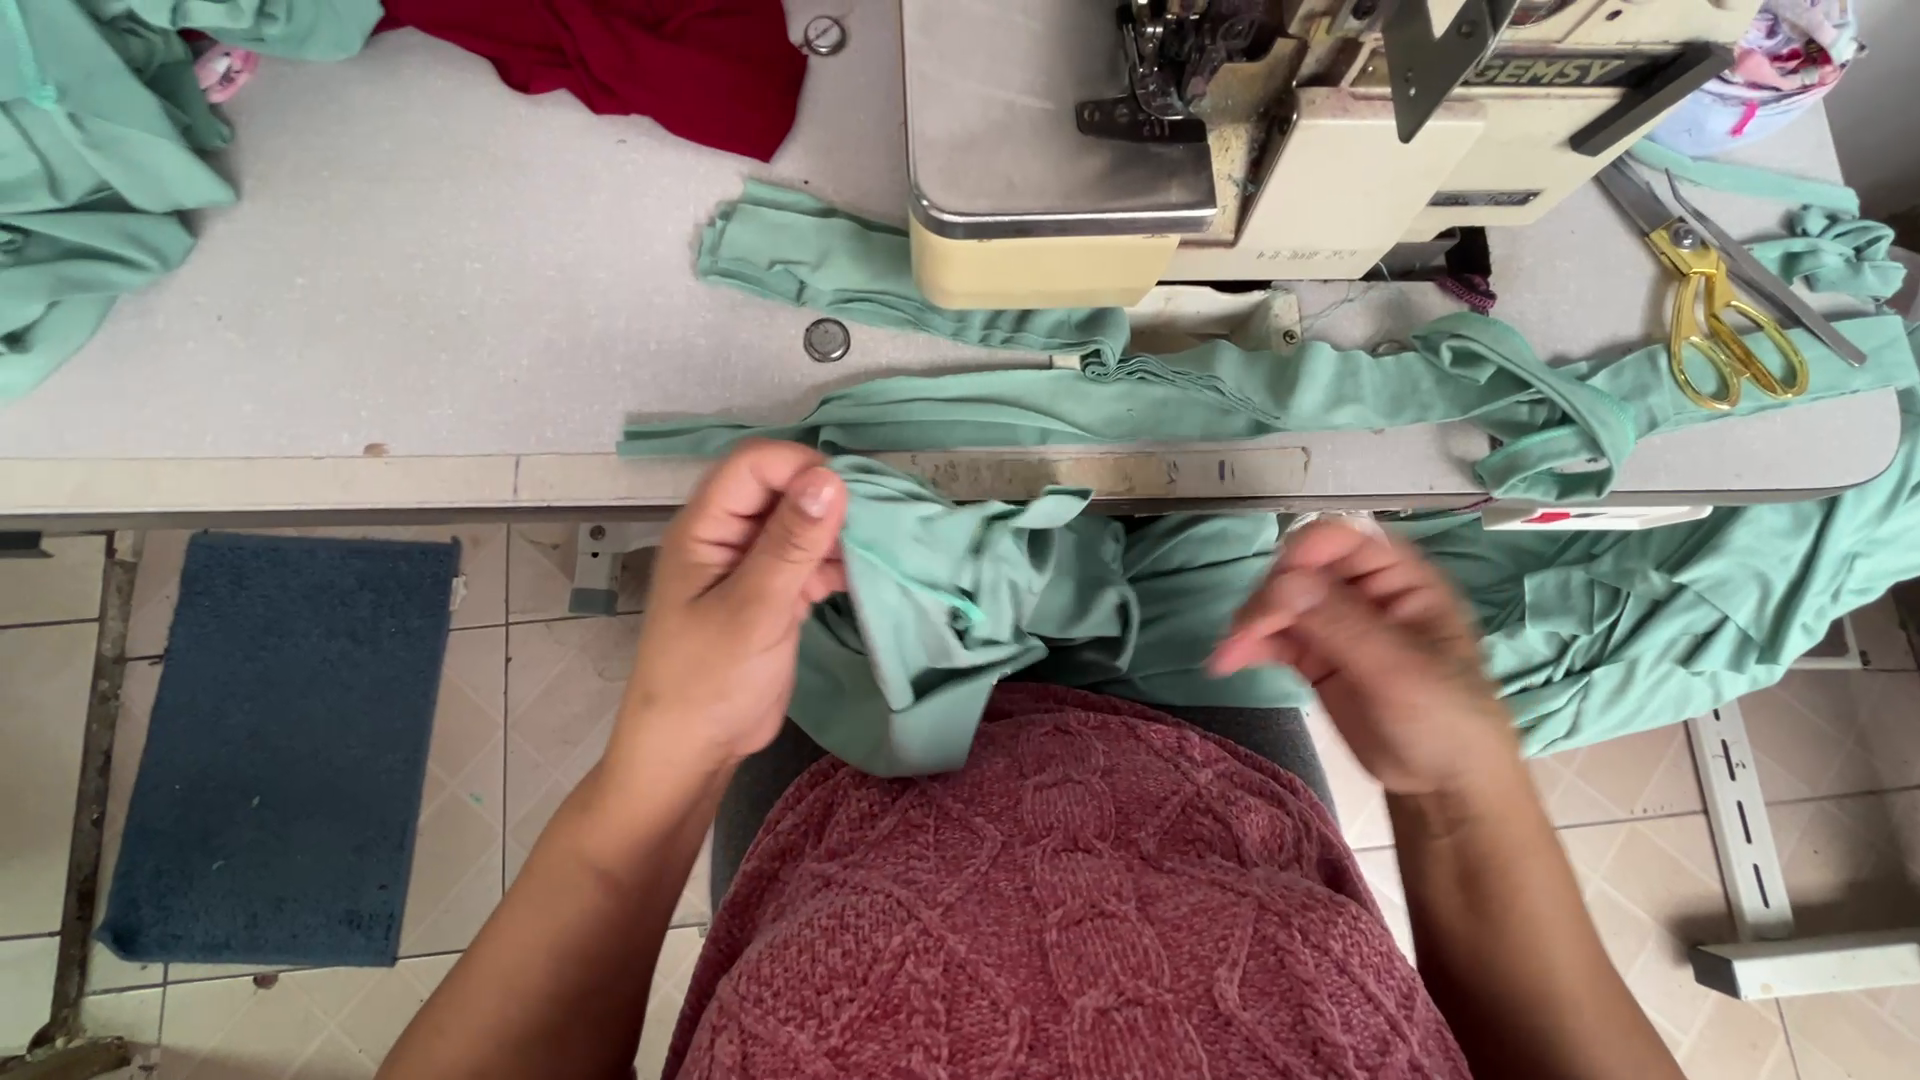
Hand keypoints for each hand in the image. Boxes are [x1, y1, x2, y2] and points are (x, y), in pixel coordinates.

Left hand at [613, 440, 846, 770]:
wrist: (694, 751)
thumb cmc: (707, 680)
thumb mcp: (752, 610)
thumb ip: (791, 544)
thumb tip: (830, 478)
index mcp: (705, 527)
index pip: (754, 465)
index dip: (800, 467)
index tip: (849, 496)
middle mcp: (729, 536)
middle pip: (782, 489)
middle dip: (827, 499)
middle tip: (873, 524)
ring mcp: (753, 566)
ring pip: (803, 525)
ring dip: (839, 534)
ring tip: (877, 552)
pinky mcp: (776, 594)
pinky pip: (811, 561)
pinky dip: (838, 565)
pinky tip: (867, 577)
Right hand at [1209, 519, 1517, 796]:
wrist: (1444, 786)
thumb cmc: (1445, 721)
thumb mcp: (1401, 671)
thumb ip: (1343, 624)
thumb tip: (1282, 581)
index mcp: (1399, 580)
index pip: (1343, 541)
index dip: (1304, 555)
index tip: (1276, 588)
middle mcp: (1363, 593)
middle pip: (1299, 570)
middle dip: (1268, 597)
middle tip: (1245, 633)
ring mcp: (1336, 624)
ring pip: (1278, 603)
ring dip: (1250, 623)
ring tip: (1227, 655)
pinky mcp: (1313, 655)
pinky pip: (1272, 637)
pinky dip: (1248, 645)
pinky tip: (1227, 662)